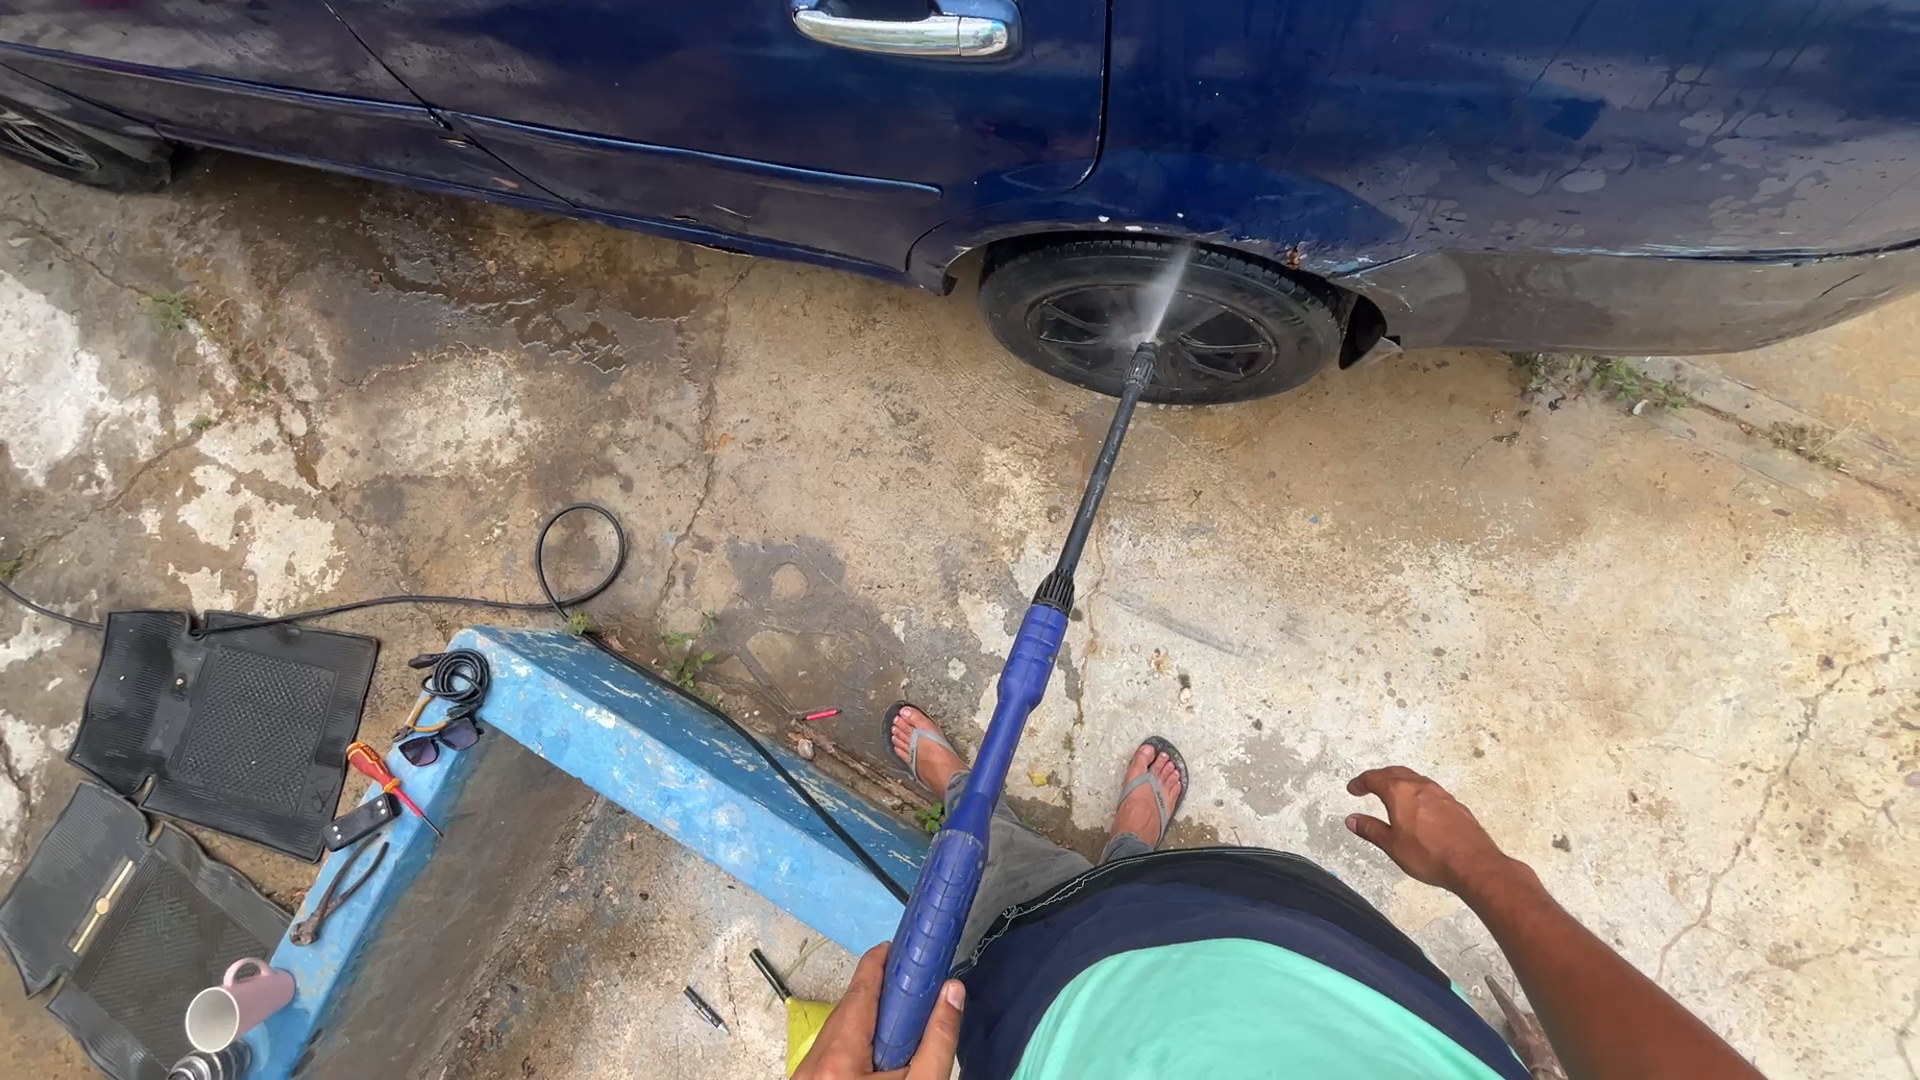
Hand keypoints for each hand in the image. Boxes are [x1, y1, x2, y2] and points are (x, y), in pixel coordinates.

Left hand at [793, 943, 964, 1079]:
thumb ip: (938, 1040)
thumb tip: (953, 988)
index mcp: (839, 1050)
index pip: (863, 979)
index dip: (889, 957)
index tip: (916, 950)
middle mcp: (813, 1059)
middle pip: (852, 1006)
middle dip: (886, 997)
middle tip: (922, 996)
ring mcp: (805, 1078)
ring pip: (841, 1034)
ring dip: (873, 1026)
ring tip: (907, 1033)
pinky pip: (832, 1059)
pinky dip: (858, 1051)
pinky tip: (882, 1066)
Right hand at [1345, 766, 1513, 893]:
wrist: (1475, 866)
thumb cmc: (1429, 855)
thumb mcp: (1392, 845)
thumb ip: (1370, 829)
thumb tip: (1352, 820)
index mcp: (1399, 792)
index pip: (1373, 778)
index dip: (1360, 782)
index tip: (1353, 789)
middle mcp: (1420, 787)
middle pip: (1395, 772)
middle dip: (1380, 777)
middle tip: (1370, 785)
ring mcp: (1442, 795)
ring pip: (1416, 779)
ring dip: (1401, 782)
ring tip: (1394, 794)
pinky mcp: (1457, 807)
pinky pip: (1432, 791)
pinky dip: (1419, 793)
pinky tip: (1421, 808)